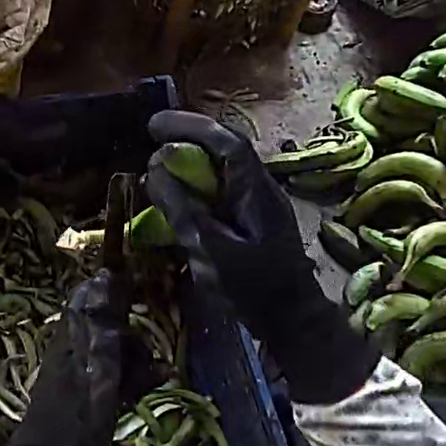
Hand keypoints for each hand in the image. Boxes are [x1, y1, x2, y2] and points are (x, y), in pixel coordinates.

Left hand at [0, 272, 151, 445]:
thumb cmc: (75, 428)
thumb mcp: (97, 380)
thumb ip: (103, 334)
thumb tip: (103, 286)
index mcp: (70, 346)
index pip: (87, 304)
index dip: (110, 294)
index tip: (136, 294)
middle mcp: (68, 355)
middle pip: (102, 330)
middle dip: (130, 338)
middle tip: (149, 360)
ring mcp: (72, 377)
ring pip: (107, 354)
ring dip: (131, 361)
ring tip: (151, 379)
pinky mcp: (77, 399)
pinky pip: (105, 376)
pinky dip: (124, 380)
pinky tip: (141, 392)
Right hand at [145, 111, 377, 404]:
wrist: (293, 322)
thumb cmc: (255, 289)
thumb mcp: (212, 249)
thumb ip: (183, 209)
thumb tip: (154, 168)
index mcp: (256, 190)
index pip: (226, 143)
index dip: (190, 126)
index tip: (154, 124)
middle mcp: (259, 190)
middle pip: (223, 152)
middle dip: (187, 140)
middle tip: (152, 138)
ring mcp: (256, 206)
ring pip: (221, 172)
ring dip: (189, 165)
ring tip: (158, 168)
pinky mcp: (249, 223)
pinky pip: (219, 193)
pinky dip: (194, 190)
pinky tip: (177, 200)